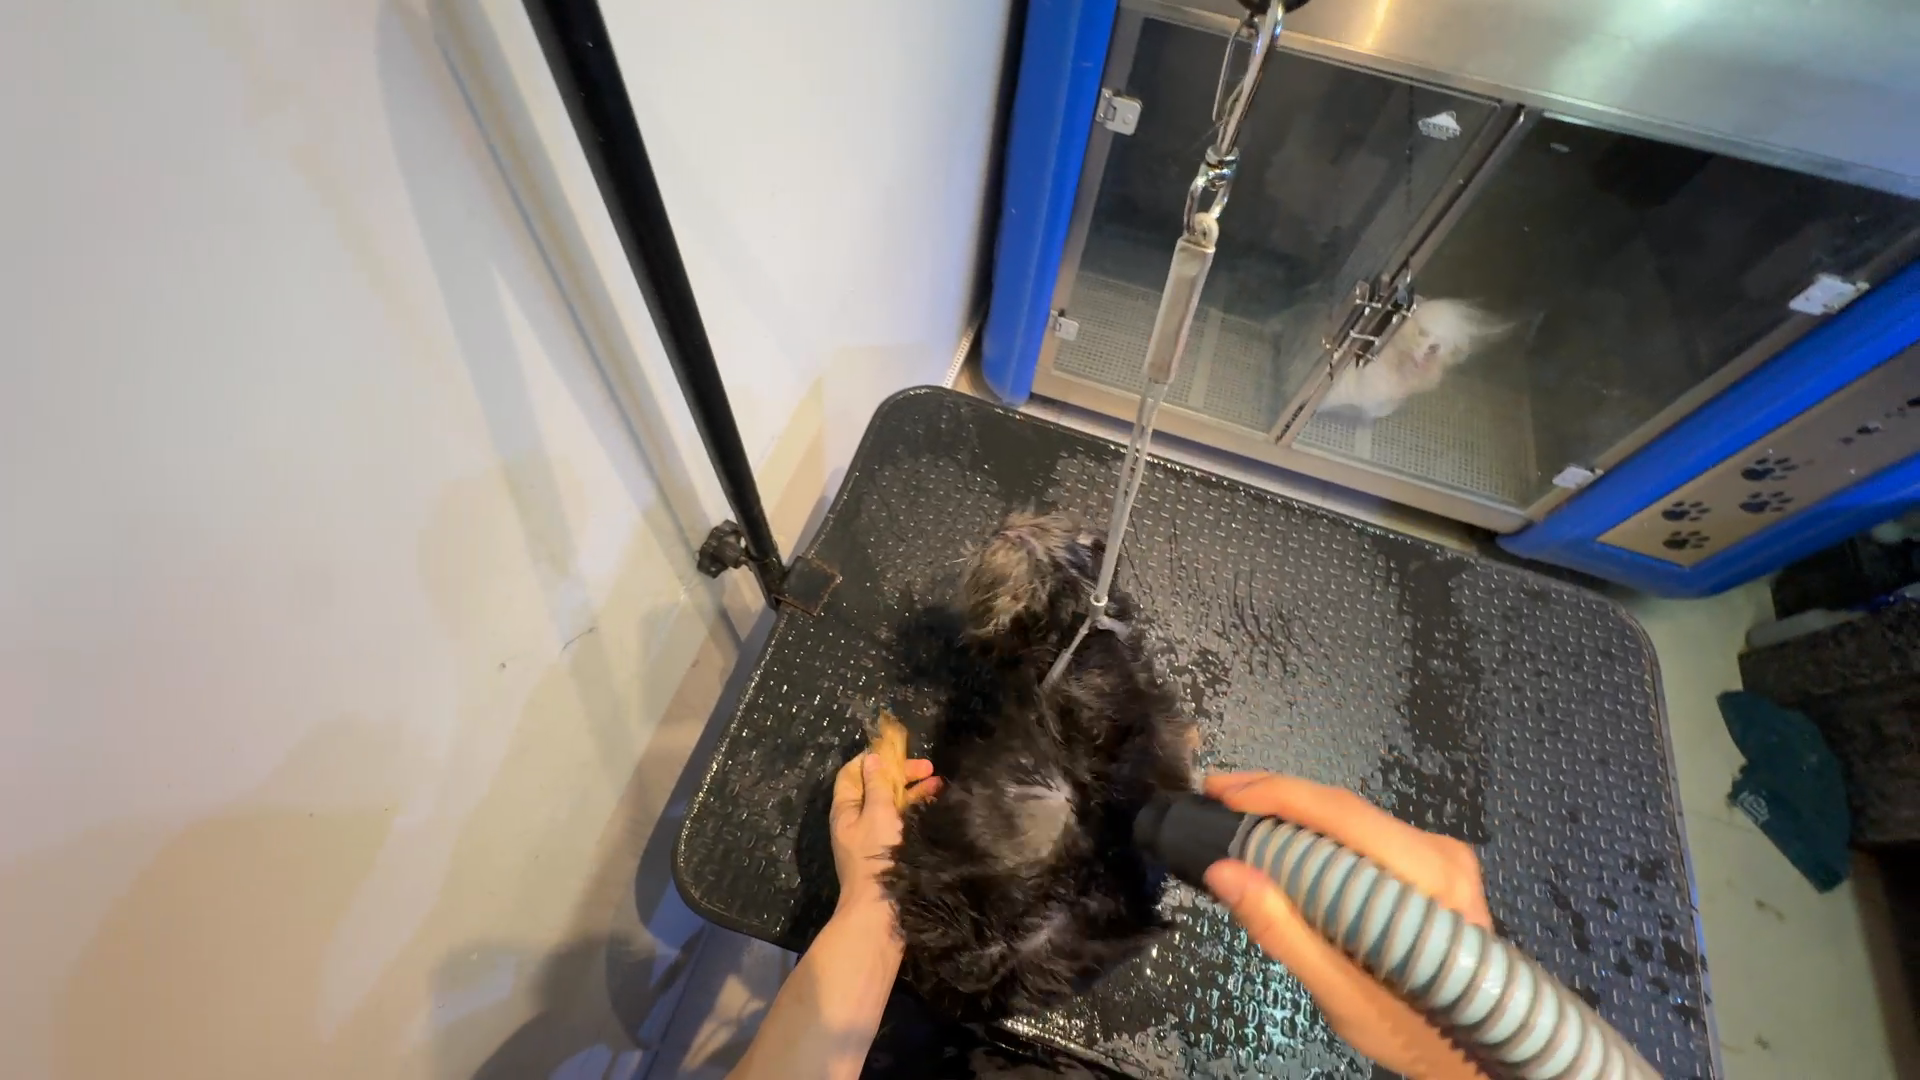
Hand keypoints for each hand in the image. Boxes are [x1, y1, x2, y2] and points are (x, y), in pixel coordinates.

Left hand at [829, 752, 940, 915]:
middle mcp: (855, 820)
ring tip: (938, 783)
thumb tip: (872, 758)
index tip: (896, 751)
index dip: (872, 758)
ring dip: (912, 790)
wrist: (879, 911)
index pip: (852, 773)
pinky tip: (934, 805)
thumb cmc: (875, 855)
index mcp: (845, 809)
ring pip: (890, 804)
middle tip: (927, 767)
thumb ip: (877, 785)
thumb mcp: (877, 813)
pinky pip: (899, 822)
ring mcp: (871, 836)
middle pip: (875, 786)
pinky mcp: (887, 850)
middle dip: (899, 773)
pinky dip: (914, 810)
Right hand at [1201, 773, 1491, 1079]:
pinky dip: (1308, 823)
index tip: (1220, 793)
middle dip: (1270, 791)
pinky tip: (1275, 827)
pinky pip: (1354, 828)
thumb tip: (1222, 870)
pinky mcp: (1425, 857)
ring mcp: (1435, 850)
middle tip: (1214, 791)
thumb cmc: (1413, 1031)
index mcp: (1428, 878)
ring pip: (1344, 812)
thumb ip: (1284, 933)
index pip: (1340, 813)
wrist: (1479, 1053)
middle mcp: (1437, 850)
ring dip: (1286, 805)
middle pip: (1339, 805)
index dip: (1275, 793)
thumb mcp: (1343, 996)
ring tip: (1233, 805)